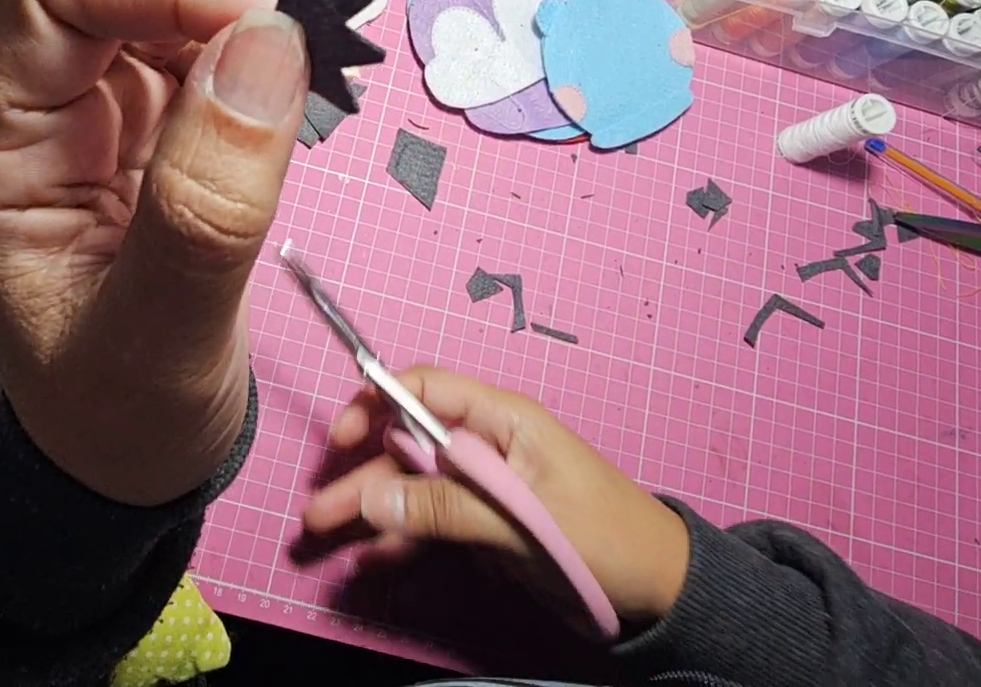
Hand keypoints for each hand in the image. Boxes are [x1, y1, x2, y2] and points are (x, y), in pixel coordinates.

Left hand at [0, 0, 308, 506]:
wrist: (132, 449)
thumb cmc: (120, 412)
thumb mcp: (162, 335)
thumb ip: (207, 203)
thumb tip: (270, 43)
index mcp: (3, 148)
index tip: (276, 16)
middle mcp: (43, 103)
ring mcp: (105, 104)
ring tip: (320, 25)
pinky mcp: (162, 117)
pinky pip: (207, 32)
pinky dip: (262, 25)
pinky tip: (306, 57)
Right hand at [302, 367, 690, 622]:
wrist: (661, 590)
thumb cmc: (605, 538)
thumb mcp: (524, 521)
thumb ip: (448, 508)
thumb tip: (375, 500)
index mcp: (502, 419)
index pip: (428, 390)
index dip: (380, 403)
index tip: (345, 436)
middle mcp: (485, 443)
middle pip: (408, 444)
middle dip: (363, 470)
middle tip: (320, 506)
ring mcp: (482, 484)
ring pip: (413, 484)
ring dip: (372, 505)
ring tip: (325, 528)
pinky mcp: (484, 520)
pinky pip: (432, 519)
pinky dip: (402, 533)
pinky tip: (371, 552)